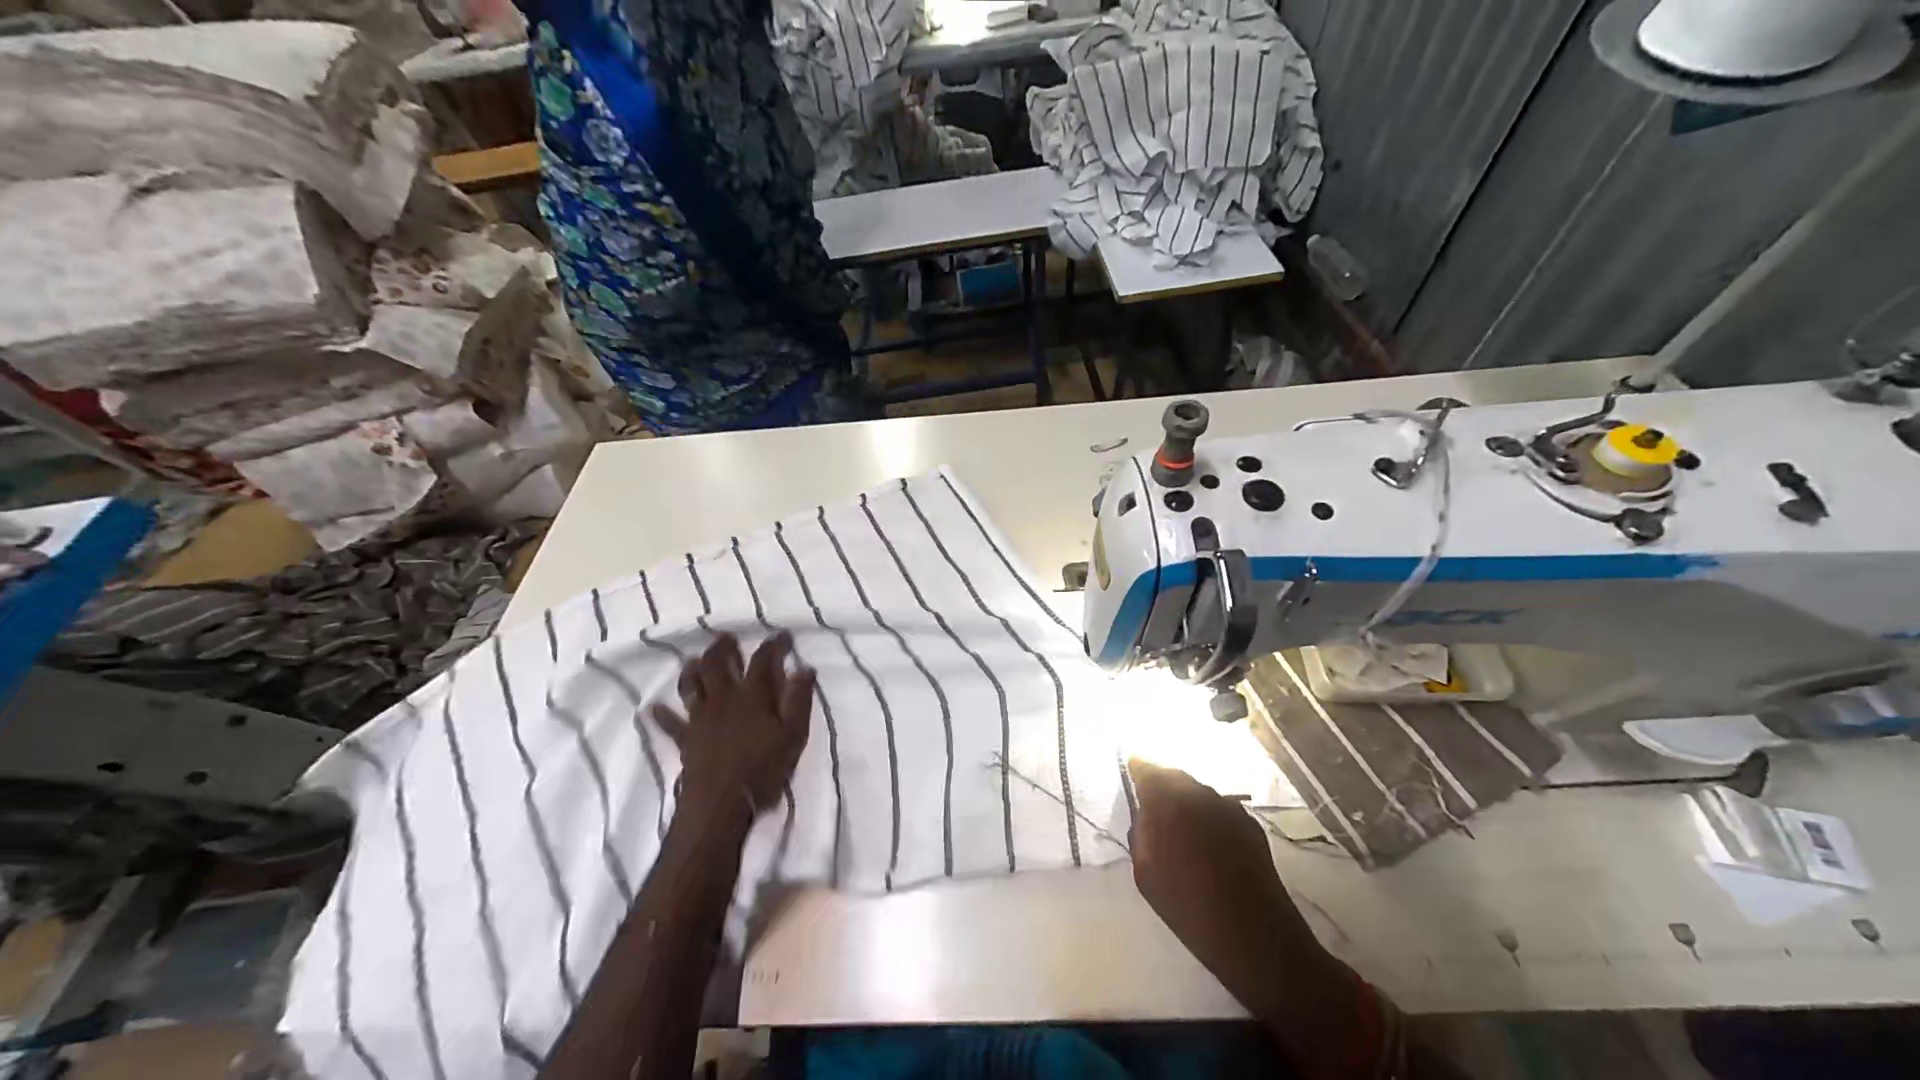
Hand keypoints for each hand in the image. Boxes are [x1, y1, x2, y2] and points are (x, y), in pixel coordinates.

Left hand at [651, 632, 813, 812]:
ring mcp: (700, 717)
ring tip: (694, 660)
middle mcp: (723, 698)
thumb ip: (798, 701)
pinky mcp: (685, 738)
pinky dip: (663, 714)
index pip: (763, 660)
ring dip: (692, 669)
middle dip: (723, 647)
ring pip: (691, 684)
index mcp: (752, 695)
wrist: (721, 804)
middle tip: (727, 638)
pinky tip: (655, 708)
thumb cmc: (763, 769)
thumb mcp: (793, 736)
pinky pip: (671, 723)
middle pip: (717, 663)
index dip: (774, 645)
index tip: (782, 636)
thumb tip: (804, 669)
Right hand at [1128, 760, 1329, 993]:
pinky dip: (1208, 818)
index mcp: (1167, 799)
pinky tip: (1207, 846)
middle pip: (1173, 776)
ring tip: (1180, 831)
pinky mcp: (1250, 825)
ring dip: (1185, 803)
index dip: (1136, 771)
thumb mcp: (1144, 871)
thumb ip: (1140, 832)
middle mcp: (1199, 792)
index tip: (1129, 777)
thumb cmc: (1186, 904)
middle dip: (1160, 787)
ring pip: (1198, 793)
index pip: (1145, 767)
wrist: (1253, 934)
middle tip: (1152, 810)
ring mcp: (1229, 806)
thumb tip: (1145, 814)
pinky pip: (1219, 810)